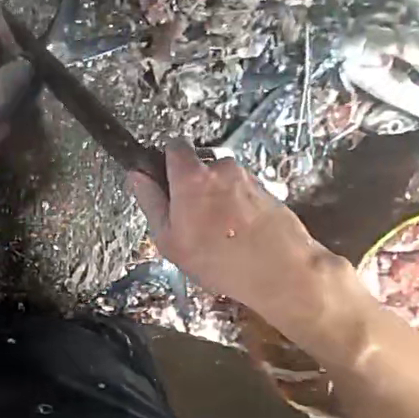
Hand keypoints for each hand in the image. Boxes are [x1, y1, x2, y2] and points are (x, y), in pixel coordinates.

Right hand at [128, 142, 341, 322]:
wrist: (282, 271)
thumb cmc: (219, 260)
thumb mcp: (170, 239)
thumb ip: (151, 202)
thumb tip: (136, 176)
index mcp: (192, 176)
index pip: (173, 146)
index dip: (166, 164)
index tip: (165, 187)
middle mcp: (221, 167)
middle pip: (198, 166)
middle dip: (192, 187)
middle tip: (190, 222)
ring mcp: (247, 177)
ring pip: (221, 181)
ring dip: (217, 200)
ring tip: (218, 236)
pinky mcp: (268, 190)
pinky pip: (242, 193)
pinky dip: (237, 209)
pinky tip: (239, 237)